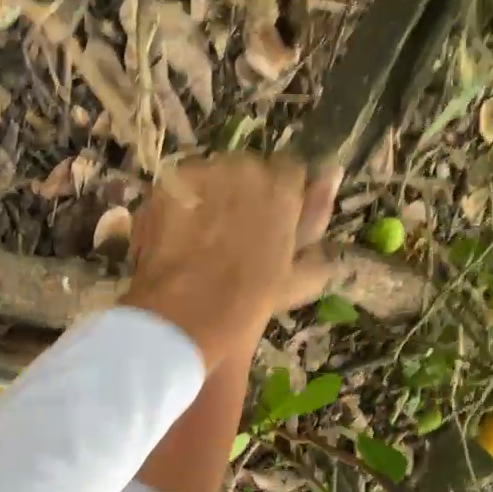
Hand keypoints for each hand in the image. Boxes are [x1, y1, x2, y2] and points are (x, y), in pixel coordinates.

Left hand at [119, 153, 340, 371]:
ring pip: (208, 178)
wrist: (177, 323)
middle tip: (226, 242)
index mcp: (282, 186)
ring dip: (205, 201)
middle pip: (246, 171)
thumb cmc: (241, 309)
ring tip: (195, 246)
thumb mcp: (294, 276)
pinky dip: (172, 211)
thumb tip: (331, 174)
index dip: (276, 201)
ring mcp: (199, 175)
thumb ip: (315, 221)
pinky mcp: (162, 189)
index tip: (264, 230)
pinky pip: (173, 192)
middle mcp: (243, 168)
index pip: (288, 172)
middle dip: (239, 198)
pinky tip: (169, 244)